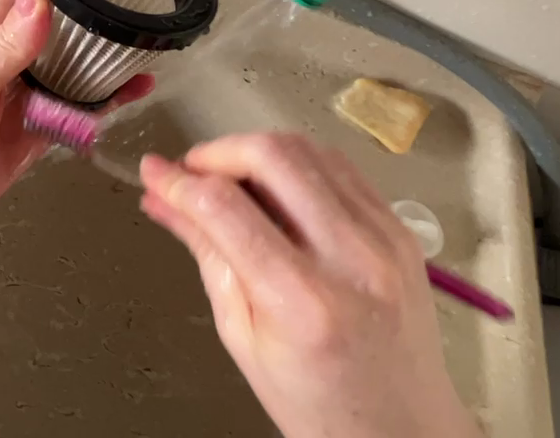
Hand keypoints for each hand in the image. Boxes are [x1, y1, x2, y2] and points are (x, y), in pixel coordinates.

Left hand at [0, 0, 151, 234]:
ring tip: (145, 45)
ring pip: (70, 69)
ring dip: (101, 58)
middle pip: (53, 27)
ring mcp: (22, 97)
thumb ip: (4, 47)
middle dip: (88, 12)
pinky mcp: (35, 132)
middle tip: (138, 1)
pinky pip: (74, 110)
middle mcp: (7, 61)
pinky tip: (131, 94)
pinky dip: (102, 102)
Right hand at [139, 133, 480, 437]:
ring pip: (306, 149)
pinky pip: (338, 165)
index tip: (150, 171)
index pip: (224, 208)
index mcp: (304, 302)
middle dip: (217, 152)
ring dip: (254, 151)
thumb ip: (205, 252)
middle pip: (272, 157)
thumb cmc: (313, 401)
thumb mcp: (241, 335)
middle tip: (191, 172)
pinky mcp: (400, 231)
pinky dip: (294, 162)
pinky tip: (273, 188)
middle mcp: (352, 260)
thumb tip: (158, 196)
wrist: (408, 435)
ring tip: (229, 179)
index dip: (177, 181)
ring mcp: (386, 240)